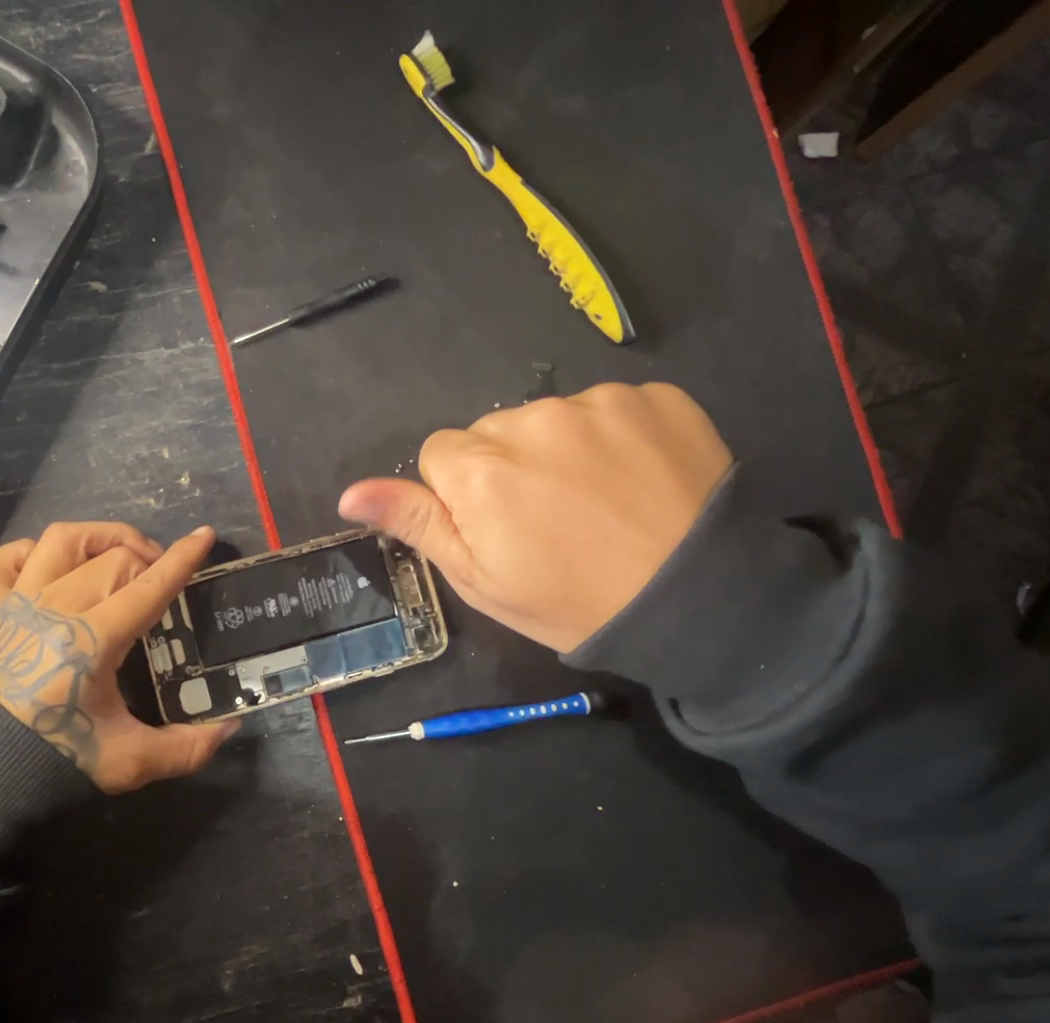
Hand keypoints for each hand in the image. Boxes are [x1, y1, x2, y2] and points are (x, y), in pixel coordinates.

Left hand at [0, 521, 238, 792]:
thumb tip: (230, 727)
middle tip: (163, 581)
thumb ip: (187, 747)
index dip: (181, 559)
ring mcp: (18, 604)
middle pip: (114, 559)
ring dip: (99, 538)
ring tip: (121, 555)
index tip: (203, 536)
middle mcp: (54, 608)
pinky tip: (53, 567)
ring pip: (62, 540)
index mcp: (91, 641)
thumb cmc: (57, 761)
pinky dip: (30, 551)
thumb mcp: (131, 762)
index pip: (147, 586)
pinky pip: (5, 559)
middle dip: (148, 559)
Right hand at [337, 383, 732, 652]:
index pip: (440, 454)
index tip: (500, 527)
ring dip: (559, 448)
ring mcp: (597, 403)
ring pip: (549, 417)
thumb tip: (350, 493)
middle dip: (506, 466)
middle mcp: (530, 421)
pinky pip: (608, 407)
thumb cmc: (572, 601)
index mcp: (480, 471)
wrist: (699, 599)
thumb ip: (416, 524)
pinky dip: (614, 436)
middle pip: (492, 431)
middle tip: (550, 519)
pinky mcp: (653, 395)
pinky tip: (637, 479)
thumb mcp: (480, 579)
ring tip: (598, 501)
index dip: (463, 493)